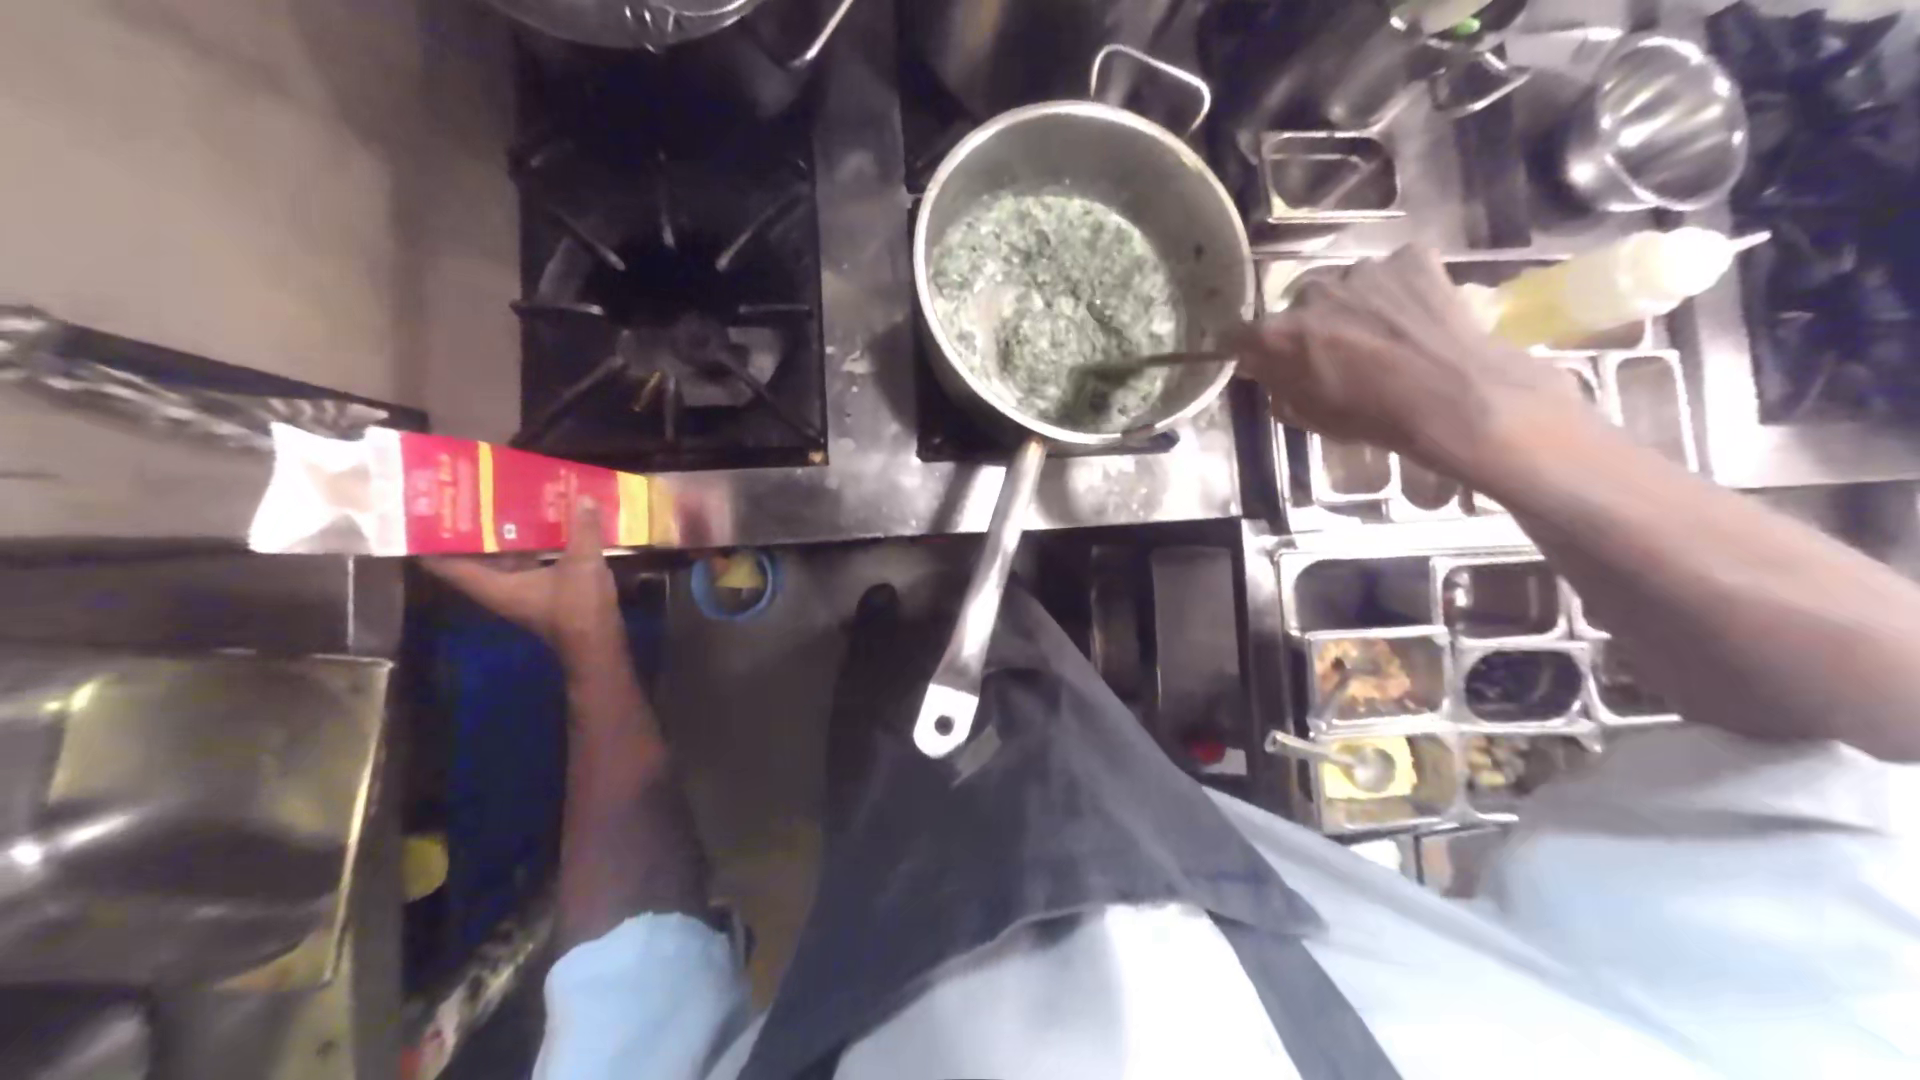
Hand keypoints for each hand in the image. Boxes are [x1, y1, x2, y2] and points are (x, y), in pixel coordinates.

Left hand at [425, 501, 621, 659]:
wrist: (599, 642)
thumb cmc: (579, 607)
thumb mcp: (582, 564)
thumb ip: (583, 530)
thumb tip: (584, 498)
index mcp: (495, 586)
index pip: (447, 565)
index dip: (432, 542)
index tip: (426, 515)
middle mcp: (501, 589)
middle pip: (474, 558)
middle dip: (473, 531)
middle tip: (473, 499)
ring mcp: (522, 592)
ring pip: (503, 560)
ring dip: (504, 538)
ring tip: (506, 505)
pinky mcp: (542, 593)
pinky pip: (526, 564)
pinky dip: (529, 548)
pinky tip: (543, 528)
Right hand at [1233, 245, 1583, 468]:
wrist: (1455, 397)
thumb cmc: (1370, 416)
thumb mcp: (1307, 413)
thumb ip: (1275, 383)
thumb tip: (1264, 367)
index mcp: (1277, 335)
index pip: (1235, 333)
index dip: (1244, 347)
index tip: (1254, 357)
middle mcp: (1309, 292)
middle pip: (1295, 305)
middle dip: (1306, 323)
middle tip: (1332, 348)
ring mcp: (1361, 270)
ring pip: (1343, 286)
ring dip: (1350, 304)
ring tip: (1380, 331)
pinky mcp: (1409, 258)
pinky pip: (1391, 271)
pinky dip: (1395, 288)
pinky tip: (1412, 313)